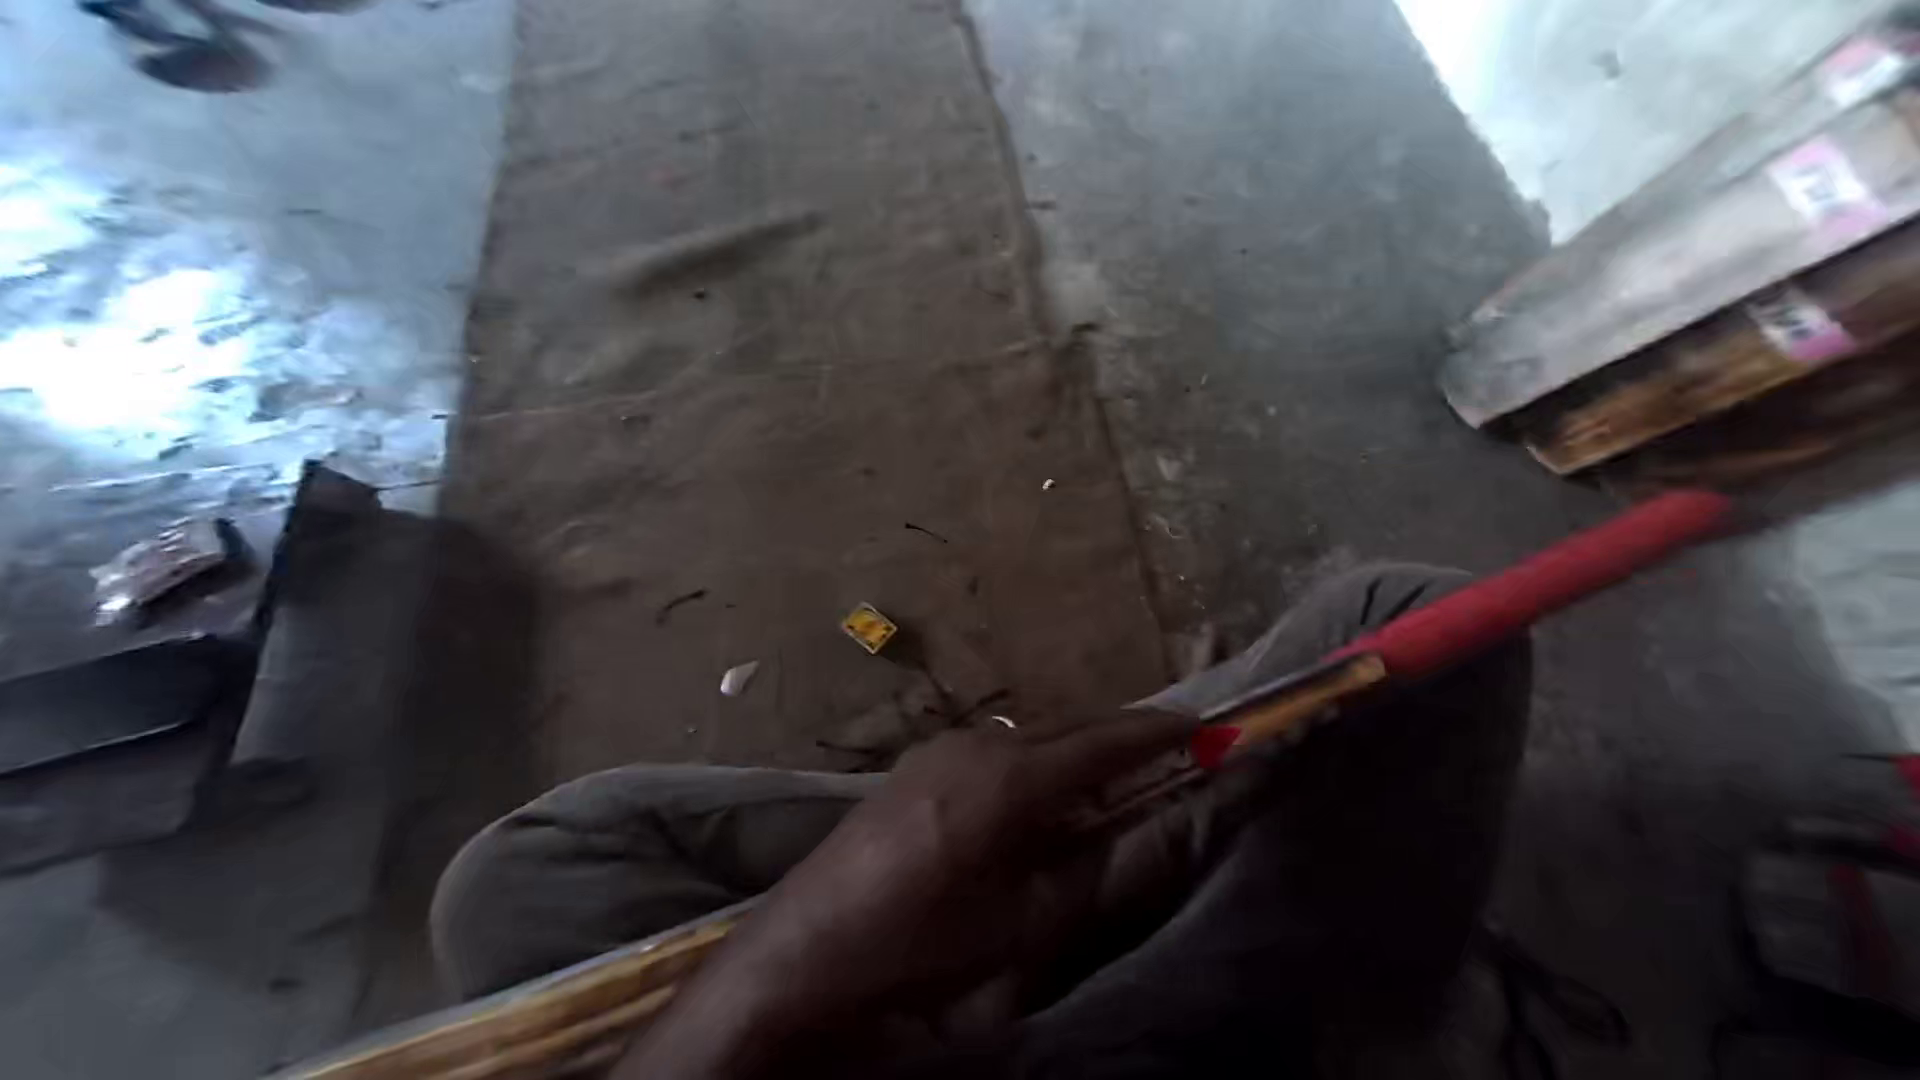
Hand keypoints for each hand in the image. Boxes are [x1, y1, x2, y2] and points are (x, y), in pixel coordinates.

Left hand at [620, 712, 1192, 1076]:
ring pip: (1029, 739)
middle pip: (1067, 730)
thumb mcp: (1029, 922)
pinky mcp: (917, 762)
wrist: (808, 948)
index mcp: (1012, 776)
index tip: (1199, 727)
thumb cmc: (925, 945)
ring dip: (1070, 755)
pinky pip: (992, 751)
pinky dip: (1029, 766)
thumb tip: (1168, 825)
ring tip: (1101, 789)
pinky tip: (1028, 804)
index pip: (1104, 740)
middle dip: (1117, 741)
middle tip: (1163, 759)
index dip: (1156, 732)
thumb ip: (1106, 866)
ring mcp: (941, 746)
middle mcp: (978, 742)